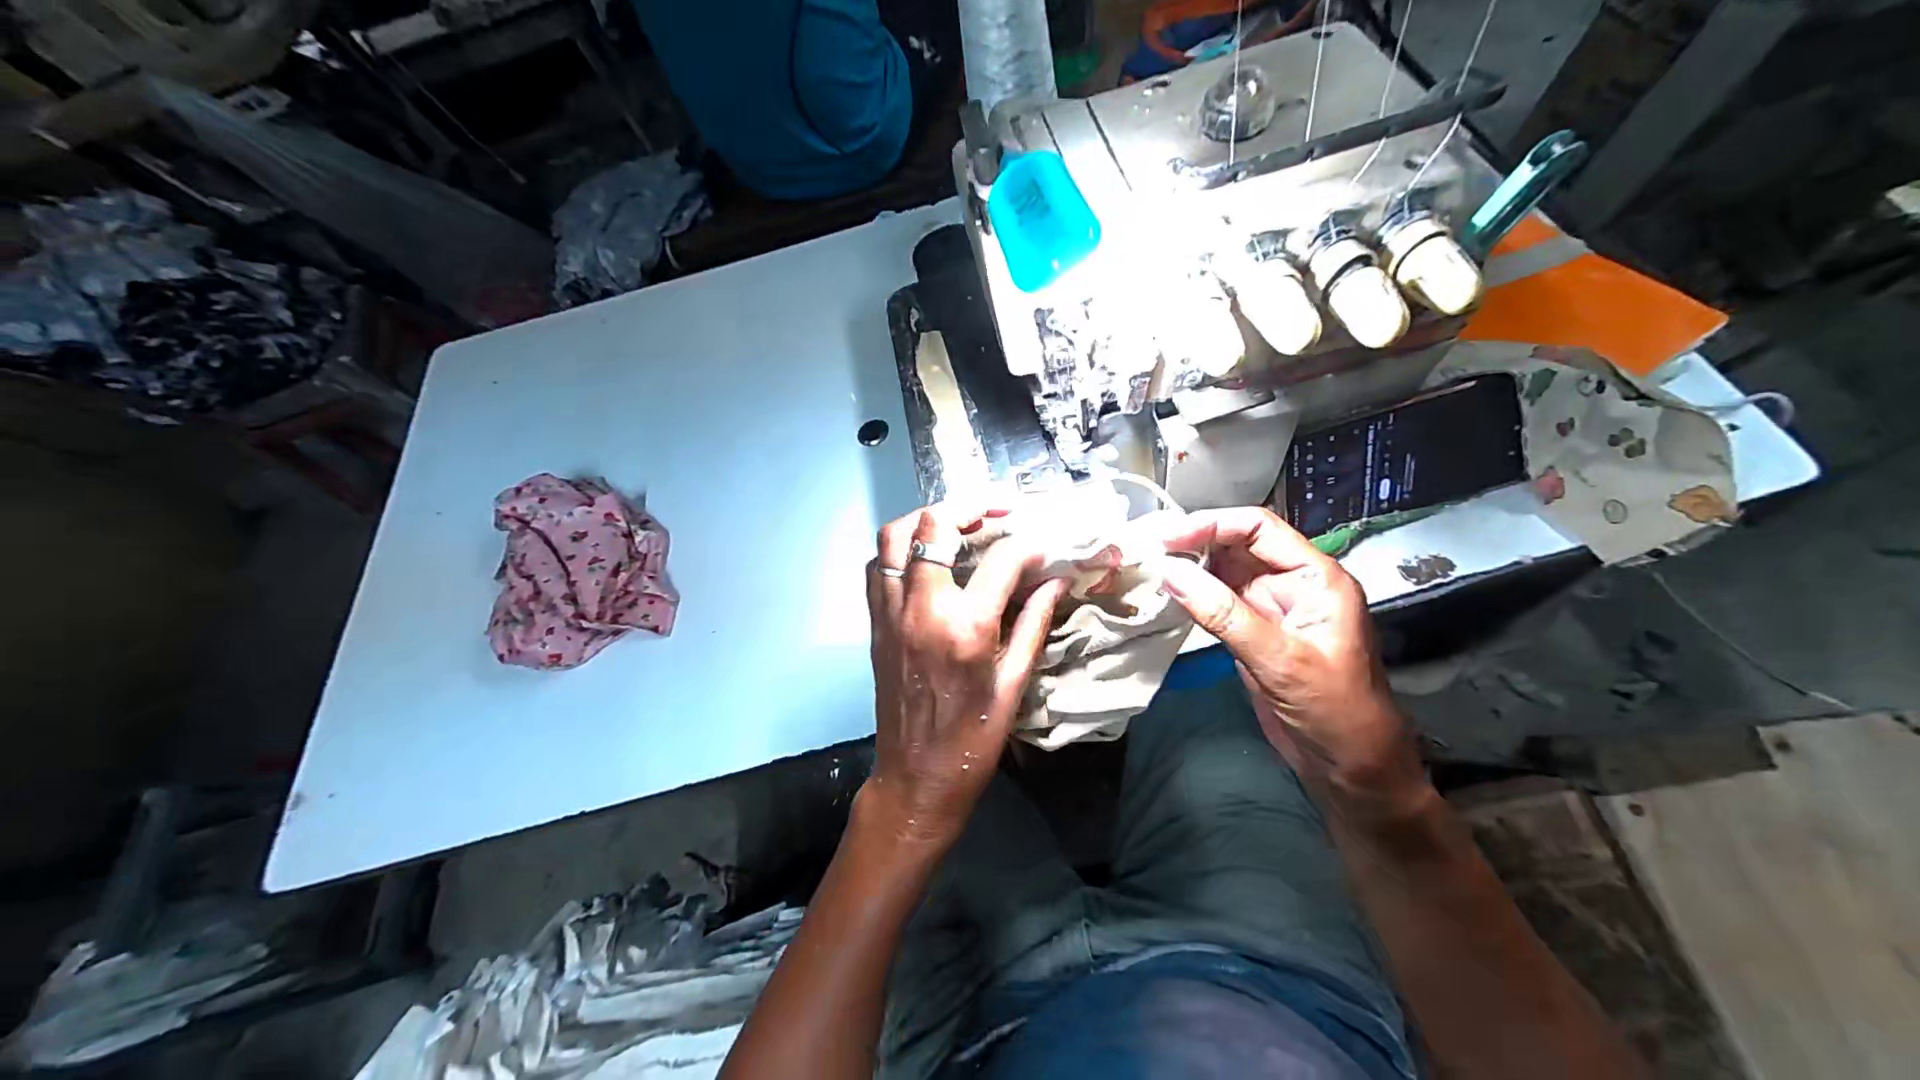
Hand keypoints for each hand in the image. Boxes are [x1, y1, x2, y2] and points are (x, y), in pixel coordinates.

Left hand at [863, 501, 1067, 847]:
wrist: (916, 777)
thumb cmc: (973, 738)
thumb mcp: (1014, 682)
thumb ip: (1033, 622)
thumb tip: (1055, 580)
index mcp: (965, 626)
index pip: (1002, 559)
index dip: (1028, 547)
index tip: (1042, 550)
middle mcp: (921, 608)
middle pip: (934, 526)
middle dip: (969, 507)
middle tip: (996, 511)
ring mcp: (891, 612)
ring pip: (894, 536)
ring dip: (925, 520)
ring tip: (956, 524)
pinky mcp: (875, 622)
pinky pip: (878, 565)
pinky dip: (900, 548)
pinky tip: (925, 557)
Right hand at [1158, 508, 1427, 815]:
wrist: (1351, 767)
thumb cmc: (1335, 711)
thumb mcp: (1281, 661)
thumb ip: (1225, 614)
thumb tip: (1171, 573)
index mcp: (1315, 578)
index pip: (1258, 529)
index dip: (1211, 525)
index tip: (1167, 537)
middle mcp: (1292, 584)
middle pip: (1238, 544)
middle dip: (1194, 541)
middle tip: (1147, 547)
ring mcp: (1271, 607)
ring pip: (1224, 571)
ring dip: (1189, 566)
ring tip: (1148, 564)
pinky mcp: (1254, 631)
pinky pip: (1218, 600)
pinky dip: (1192, 593)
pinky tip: (1166, 593)